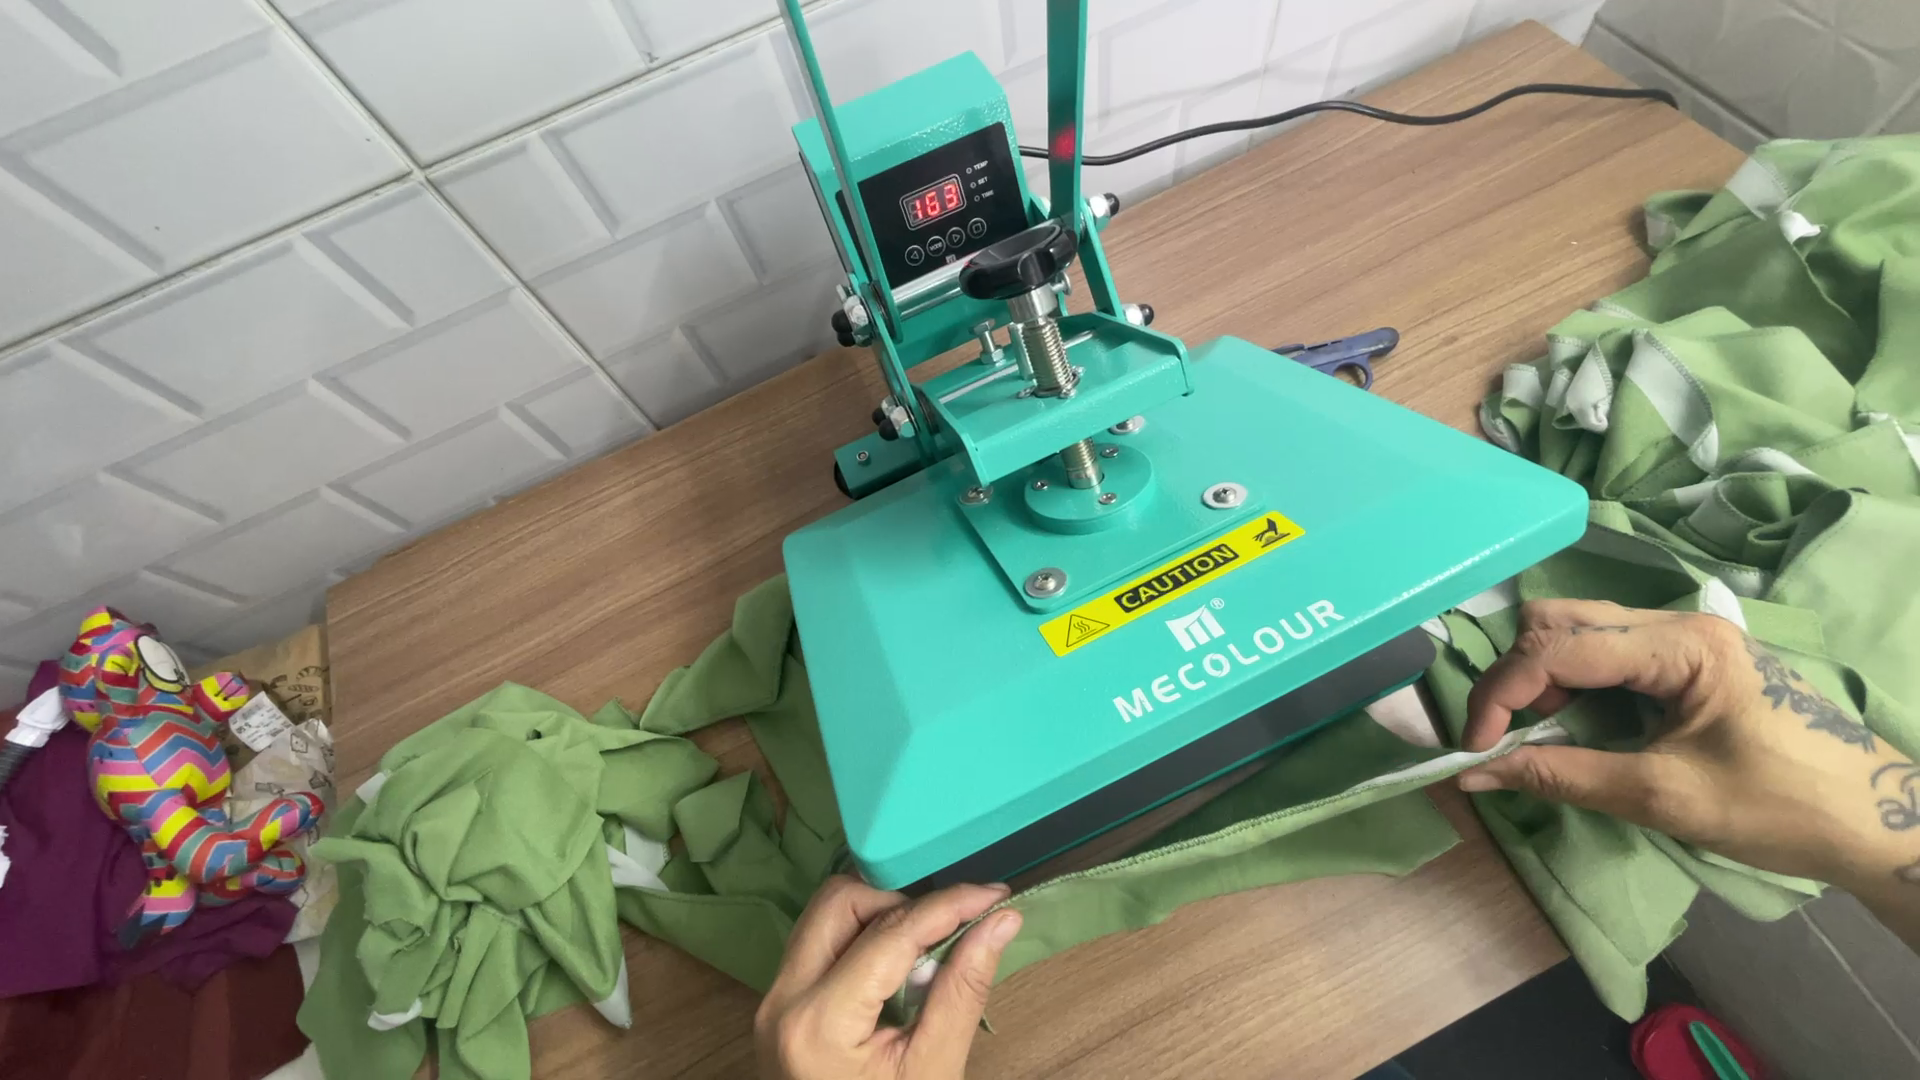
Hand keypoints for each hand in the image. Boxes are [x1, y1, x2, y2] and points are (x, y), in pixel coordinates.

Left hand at [756, 877, 1022, 1079]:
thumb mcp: (933, 1072)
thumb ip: (963, 990)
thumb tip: (1001, 920)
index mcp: (819, 1024)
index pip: (891, 933)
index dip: (949, 904)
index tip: (996, 894)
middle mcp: (783, 998)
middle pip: (843, 902)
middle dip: (903, 902)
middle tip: (950, 929)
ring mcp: (773, 998)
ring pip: (827, 911)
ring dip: (879, 912)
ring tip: (923, 950)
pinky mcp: (779, 1001)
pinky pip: (820, 937)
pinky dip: (861, 932)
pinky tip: (894, 964)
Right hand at [1454, 600, 1919, 946]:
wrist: (1892, 829)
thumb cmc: (1786, 809)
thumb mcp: (1663, 797)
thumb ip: (1559, 776)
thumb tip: (1469, 775)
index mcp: (1681, 645)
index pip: (1555, 649)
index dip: (1500, 695)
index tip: (1476, 748)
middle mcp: (1674, 623)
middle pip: (1554, 621)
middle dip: (1515, 676)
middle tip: (1512, 732)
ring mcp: (1678, 634)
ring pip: (1567, 628)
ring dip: (1536, 676)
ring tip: (1545, 728)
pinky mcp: (1678, 653)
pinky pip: (1593, 648)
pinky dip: (1564, 681)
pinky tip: (1575, 718)